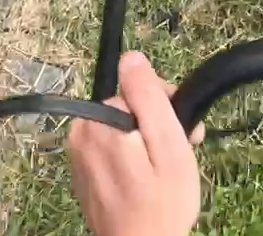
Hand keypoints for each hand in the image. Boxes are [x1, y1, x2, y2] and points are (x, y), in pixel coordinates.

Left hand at [67, 52, 201, 235]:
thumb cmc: (162, 205)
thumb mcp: (167, 146)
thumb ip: (149, 97)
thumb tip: (131, 57)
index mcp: (98, 121)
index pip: (137, 89)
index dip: (165, 106)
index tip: (183, 132)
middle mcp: (81, 131)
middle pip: (128, 107)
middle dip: (156, 124)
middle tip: (177, 155)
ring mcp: (79, 153)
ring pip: (122, 128)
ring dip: (145, 141)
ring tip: (162, 171)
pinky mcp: (83, 172)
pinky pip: (111, 148)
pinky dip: (130, 157)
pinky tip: (145, 180)